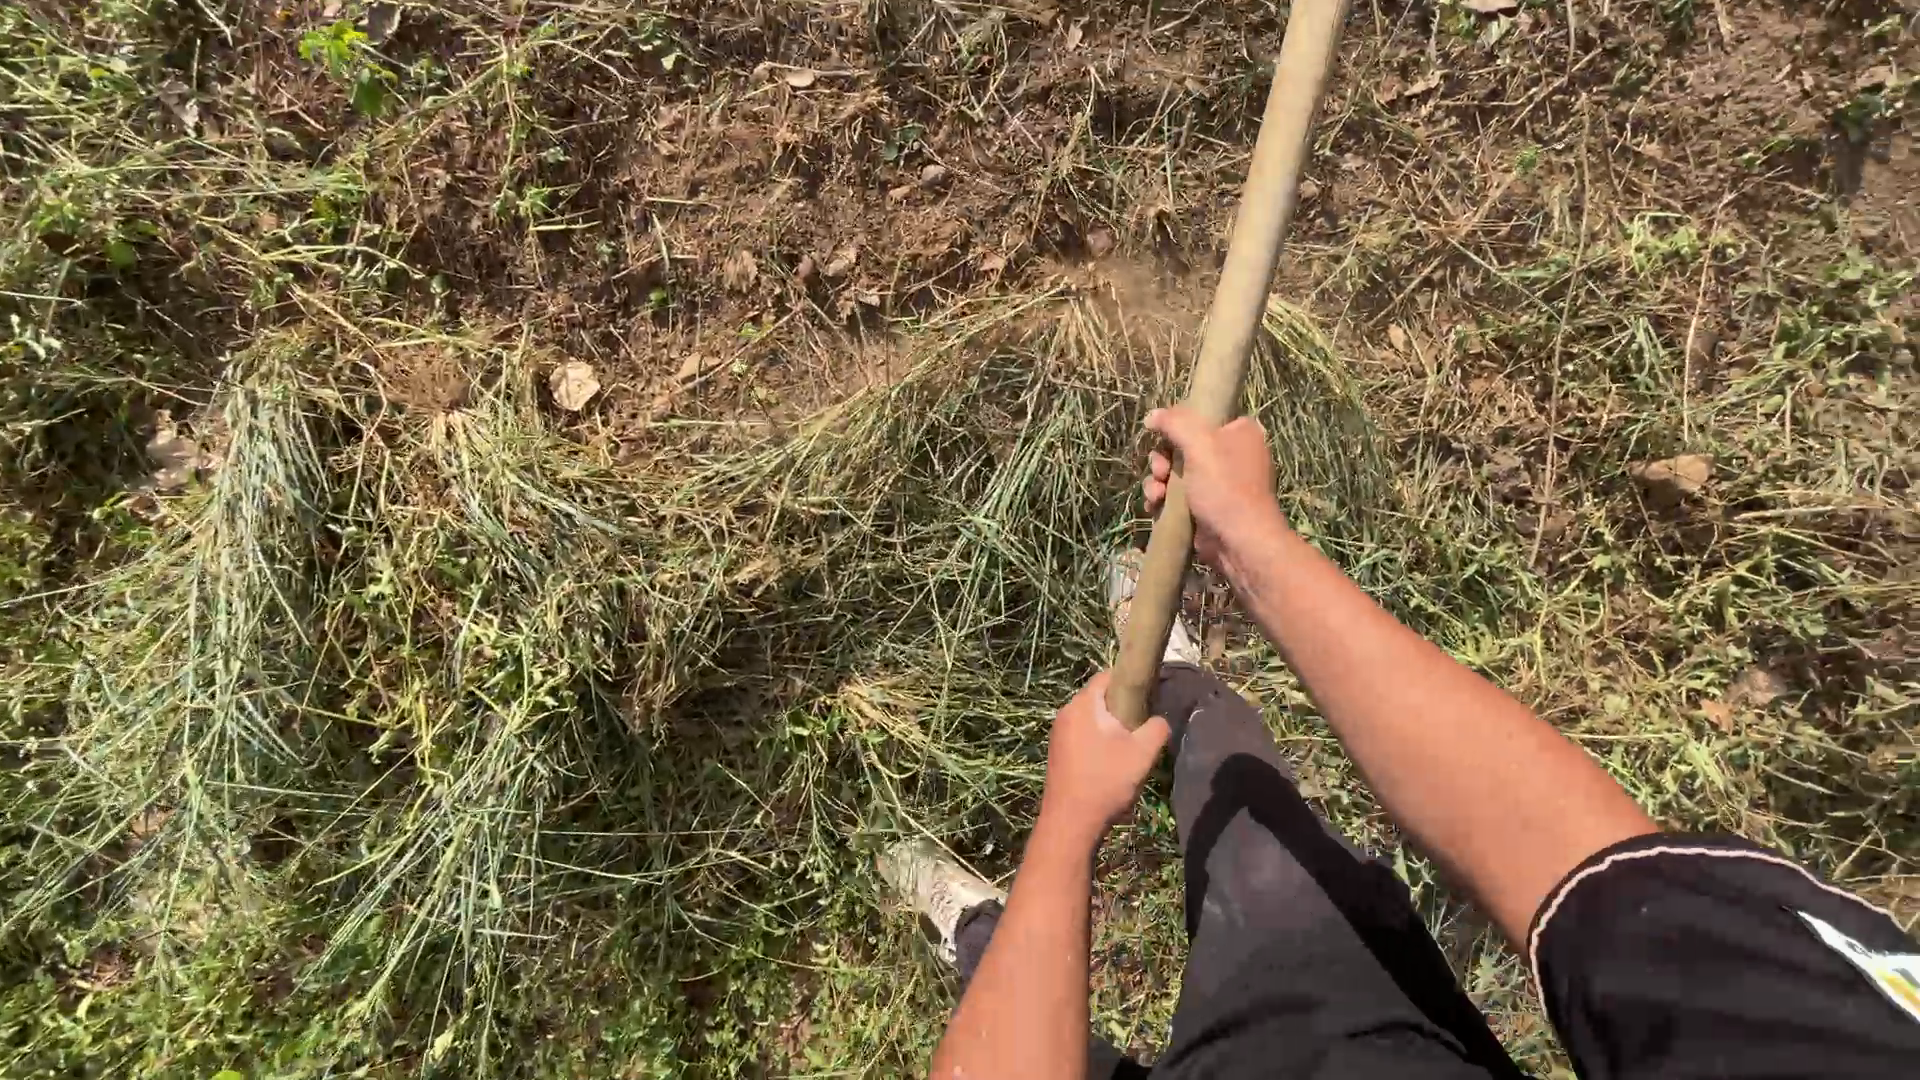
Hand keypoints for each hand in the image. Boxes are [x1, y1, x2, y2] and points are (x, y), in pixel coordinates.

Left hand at [1037, 672, 1170, 848]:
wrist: (1070, 822)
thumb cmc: (1106, 781)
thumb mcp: (1142, 753)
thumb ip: (1157, 728)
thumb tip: (1160, 720)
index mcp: (1082, 705)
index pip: (1106, 676)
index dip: (1129, 679)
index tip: (1149, 692)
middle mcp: (1065, 713)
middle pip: (1098, 698)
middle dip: (1122, 706)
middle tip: (1143, 723)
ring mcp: (1058, 734)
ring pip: (1090, 718)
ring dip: (1110, 727)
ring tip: (1130, 745)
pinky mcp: (1057, 753)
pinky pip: (1081, 735)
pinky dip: (1097, 740)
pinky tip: (1111, 762)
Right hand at [1143, 406, 1284, 569]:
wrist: (1239, 541)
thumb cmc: (1225, 487)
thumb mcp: (1201, 444)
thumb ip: (1176, 423)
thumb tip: (1152, 415)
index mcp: (1240, 433)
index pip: (1200, 419)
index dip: (1177, 429)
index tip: (1163, 442)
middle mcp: (1231, 454)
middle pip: (1181, 447)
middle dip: (1162, 462)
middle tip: (1160, 473)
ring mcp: (1217, 483)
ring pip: (1174, 473)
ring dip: (1157, 483)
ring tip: (1156, 496)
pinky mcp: (1205, 506)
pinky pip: (1175, 496)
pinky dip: (1162, 500)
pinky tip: (1154, 507)